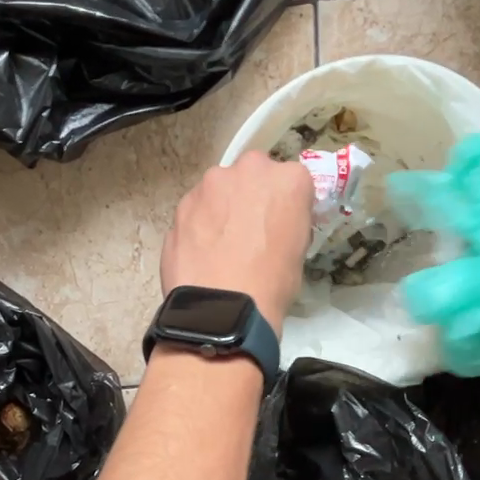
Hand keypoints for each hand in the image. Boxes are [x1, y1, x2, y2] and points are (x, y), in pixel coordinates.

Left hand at [160, 153, 313, 333]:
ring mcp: (208, 187)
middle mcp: (246, 170)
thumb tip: (274, 227)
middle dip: (248, 196)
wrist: (222, 309)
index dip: (284, 205)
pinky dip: (197, 226)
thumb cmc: (271, 285)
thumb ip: (287, 223)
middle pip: (250, 176)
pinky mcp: (180, 207)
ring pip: (217, 191)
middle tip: (248, 231)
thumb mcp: (298, 252)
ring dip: (219, 209)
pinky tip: (200, 254)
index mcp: (288, 179)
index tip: (279, 224)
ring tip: (219, 246)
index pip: (291, 182)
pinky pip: (194, 212)